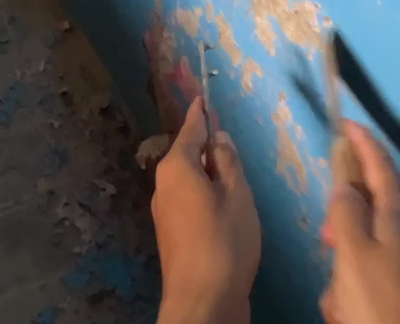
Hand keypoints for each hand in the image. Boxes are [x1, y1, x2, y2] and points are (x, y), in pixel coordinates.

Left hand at [153, 97, 260, 323]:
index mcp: (176, 166)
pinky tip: (223, 210)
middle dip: (207, 148)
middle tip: (231, 146)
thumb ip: (229, 161)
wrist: (202, 303)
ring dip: (208, 176)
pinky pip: (189, 202)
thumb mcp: (237, 194)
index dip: (200, 113)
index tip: (202, 97)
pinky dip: (204, 197)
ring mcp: (164, 212)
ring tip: (233, 180)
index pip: (190, 129)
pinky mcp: (171, 236)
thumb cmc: (224, 241)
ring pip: (189, 180)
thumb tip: (218, 139)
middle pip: (188, 154)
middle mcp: (163, 184)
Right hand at [321, 121, 399, 323]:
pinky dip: (357, 291)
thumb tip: (345, 187)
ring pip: (368, 248)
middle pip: (372, 205)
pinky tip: (348, 315)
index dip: (362, 140)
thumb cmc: (383, 304)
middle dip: (344, 220)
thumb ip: (344, 213)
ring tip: (339, 299)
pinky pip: (375, 278)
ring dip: (346, 268)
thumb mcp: (352, 253)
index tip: (346, 123)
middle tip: (326, 239)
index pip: (380, 162)